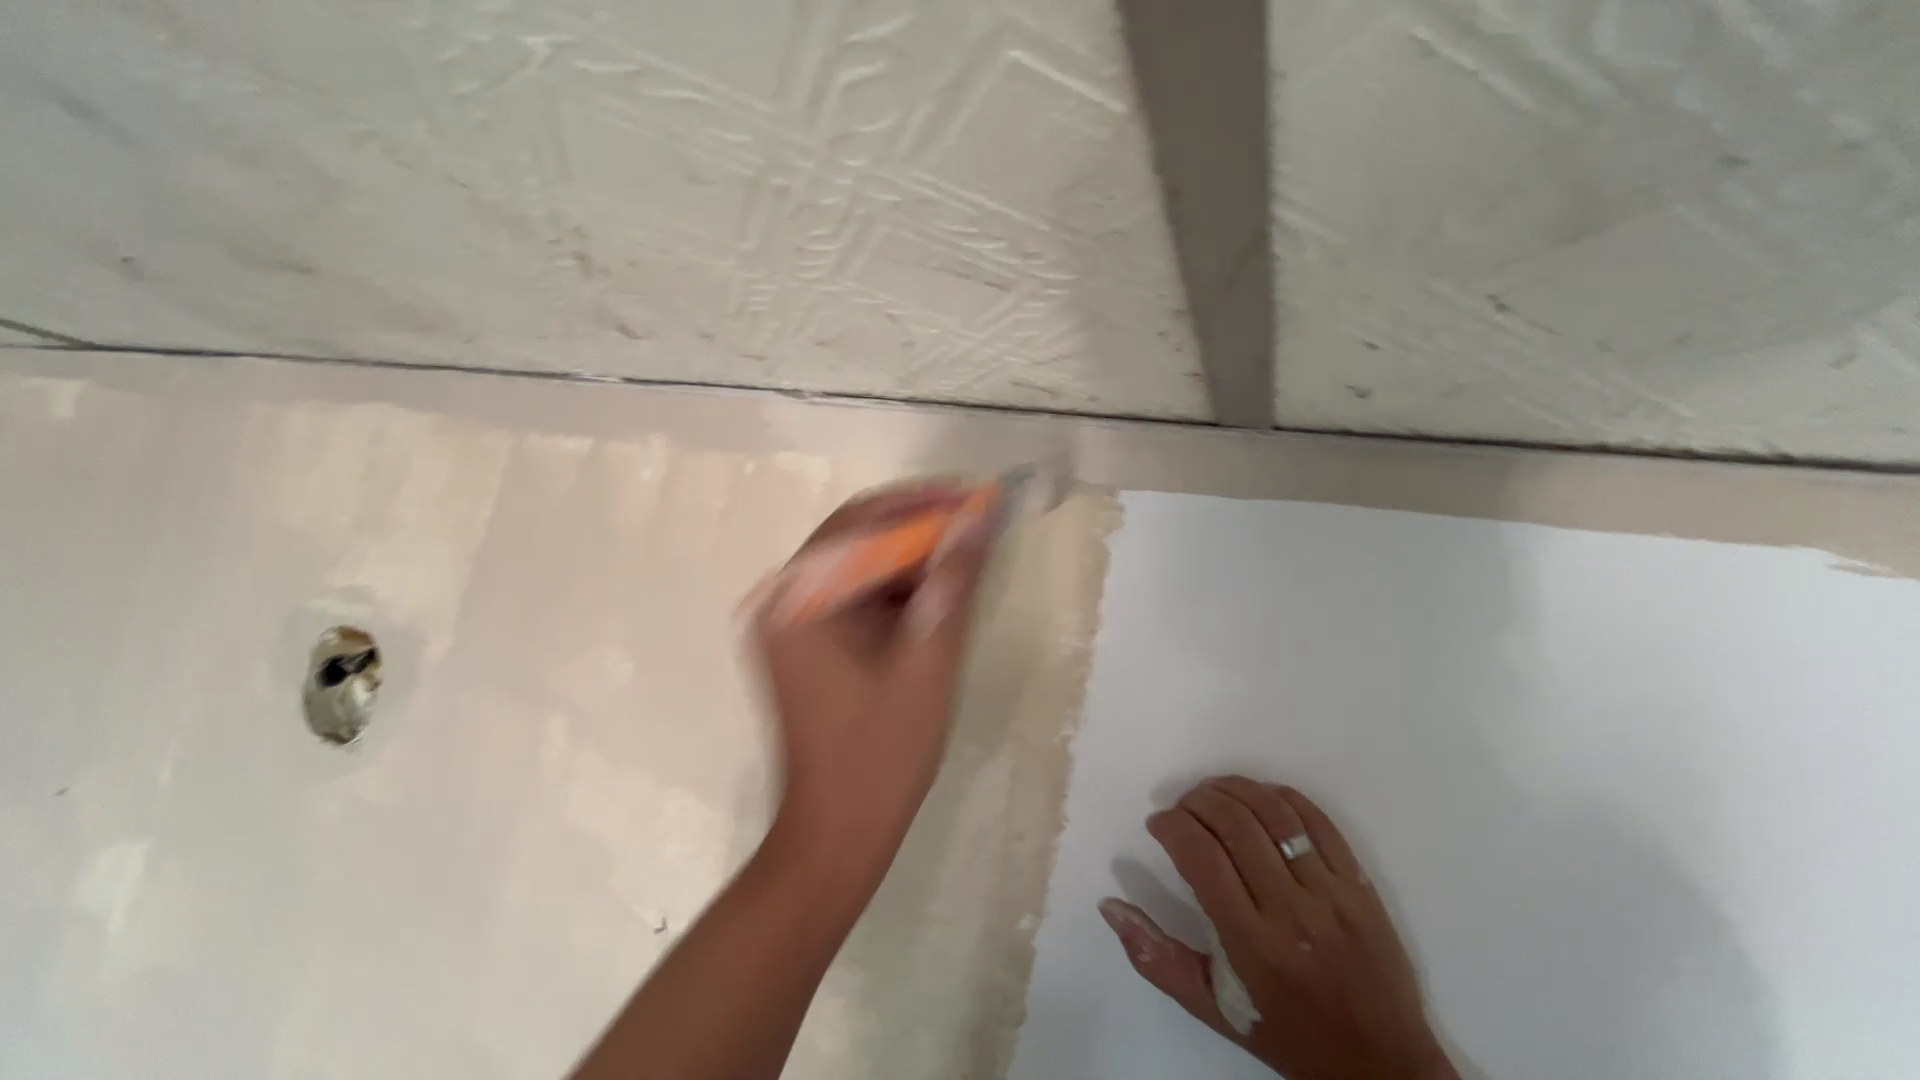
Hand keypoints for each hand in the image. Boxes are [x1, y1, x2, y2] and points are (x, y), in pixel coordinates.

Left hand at [751, 482, 995, 852]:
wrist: (837, 834)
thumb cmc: (881, 754)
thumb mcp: (928, 661)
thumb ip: (952, 581)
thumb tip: (980, 517)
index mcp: (798, 600)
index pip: (862, 523)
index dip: (923, 503)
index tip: (978, 497)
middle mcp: (781, 601)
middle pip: (856, 538)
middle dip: (920, 528)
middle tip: (980, 523)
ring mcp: (788, 625)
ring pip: (858, 567)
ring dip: (912, 559)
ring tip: (970, 555)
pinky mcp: (803, 647)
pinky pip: (854, 598)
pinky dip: (896, 591)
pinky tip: (939, 594)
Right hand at [1100, 777, 1456, 1079]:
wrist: (1381, 1063)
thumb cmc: (1287, 1034)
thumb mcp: (1213, 1007)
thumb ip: (1157, 958)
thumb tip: (1111, 906)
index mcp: (1250, 942)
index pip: (1201, 857)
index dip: (1172, 826)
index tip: (1158, 824)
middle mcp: (1291, 910)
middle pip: (1236, 825)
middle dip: (1198, 801)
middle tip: (1182, 806)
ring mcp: (1332, 894)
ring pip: (1276, 815)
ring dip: (1237, 790)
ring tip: (1214, 792)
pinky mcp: (1361, 885)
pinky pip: (1320, 823)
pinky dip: (1284, 798)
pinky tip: (1262, 797)